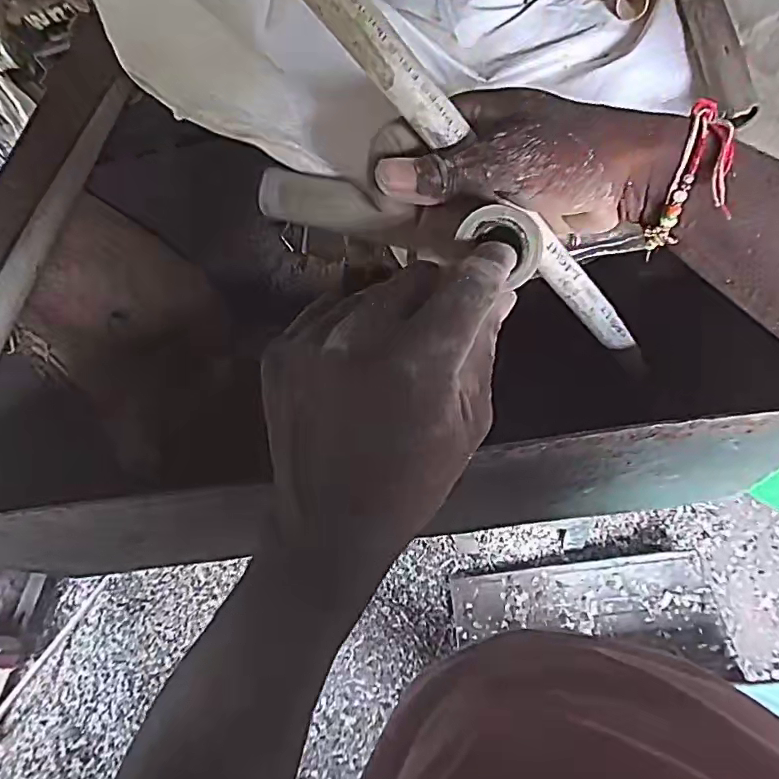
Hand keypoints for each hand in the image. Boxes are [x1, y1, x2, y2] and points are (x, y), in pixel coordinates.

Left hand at [259, 244, 516, 602]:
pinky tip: (358, 360)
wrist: (328, 522)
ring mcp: (311, 342)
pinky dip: (351, 325)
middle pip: (413, 278)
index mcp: (417, 365)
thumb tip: (497, 295)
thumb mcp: (467, 423)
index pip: (463, 288)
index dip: (486, 268)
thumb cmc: (410, 482)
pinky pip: (330, 311)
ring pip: (370, 290)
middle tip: (445, 320)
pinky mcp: (281, 349)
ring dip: (392, 309)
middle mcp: (358, 339)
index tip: (496, 256)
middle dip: (437, 293)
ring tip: (394, 353)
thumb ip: (481, 351)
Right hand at [371, 89, 682, 237]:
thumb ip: (446, 171)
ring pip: (439, 212)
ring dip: (450, 230)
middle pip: (417, 181)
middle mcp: (467, 150)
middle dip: (424, 209)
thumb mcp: (507, 159)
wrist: (631, 182)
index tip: (388, 199)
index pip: (406, 135)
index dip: (391, 165)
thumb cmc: (576, 154)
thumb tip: (387, 175)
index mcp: (466, 119)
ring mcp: (481, 184)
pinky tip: (484, 245)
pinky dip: (470, 242)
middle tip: (447, 223)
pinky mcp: (496, 212)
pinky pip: (465, 230)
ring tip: (479, 233)